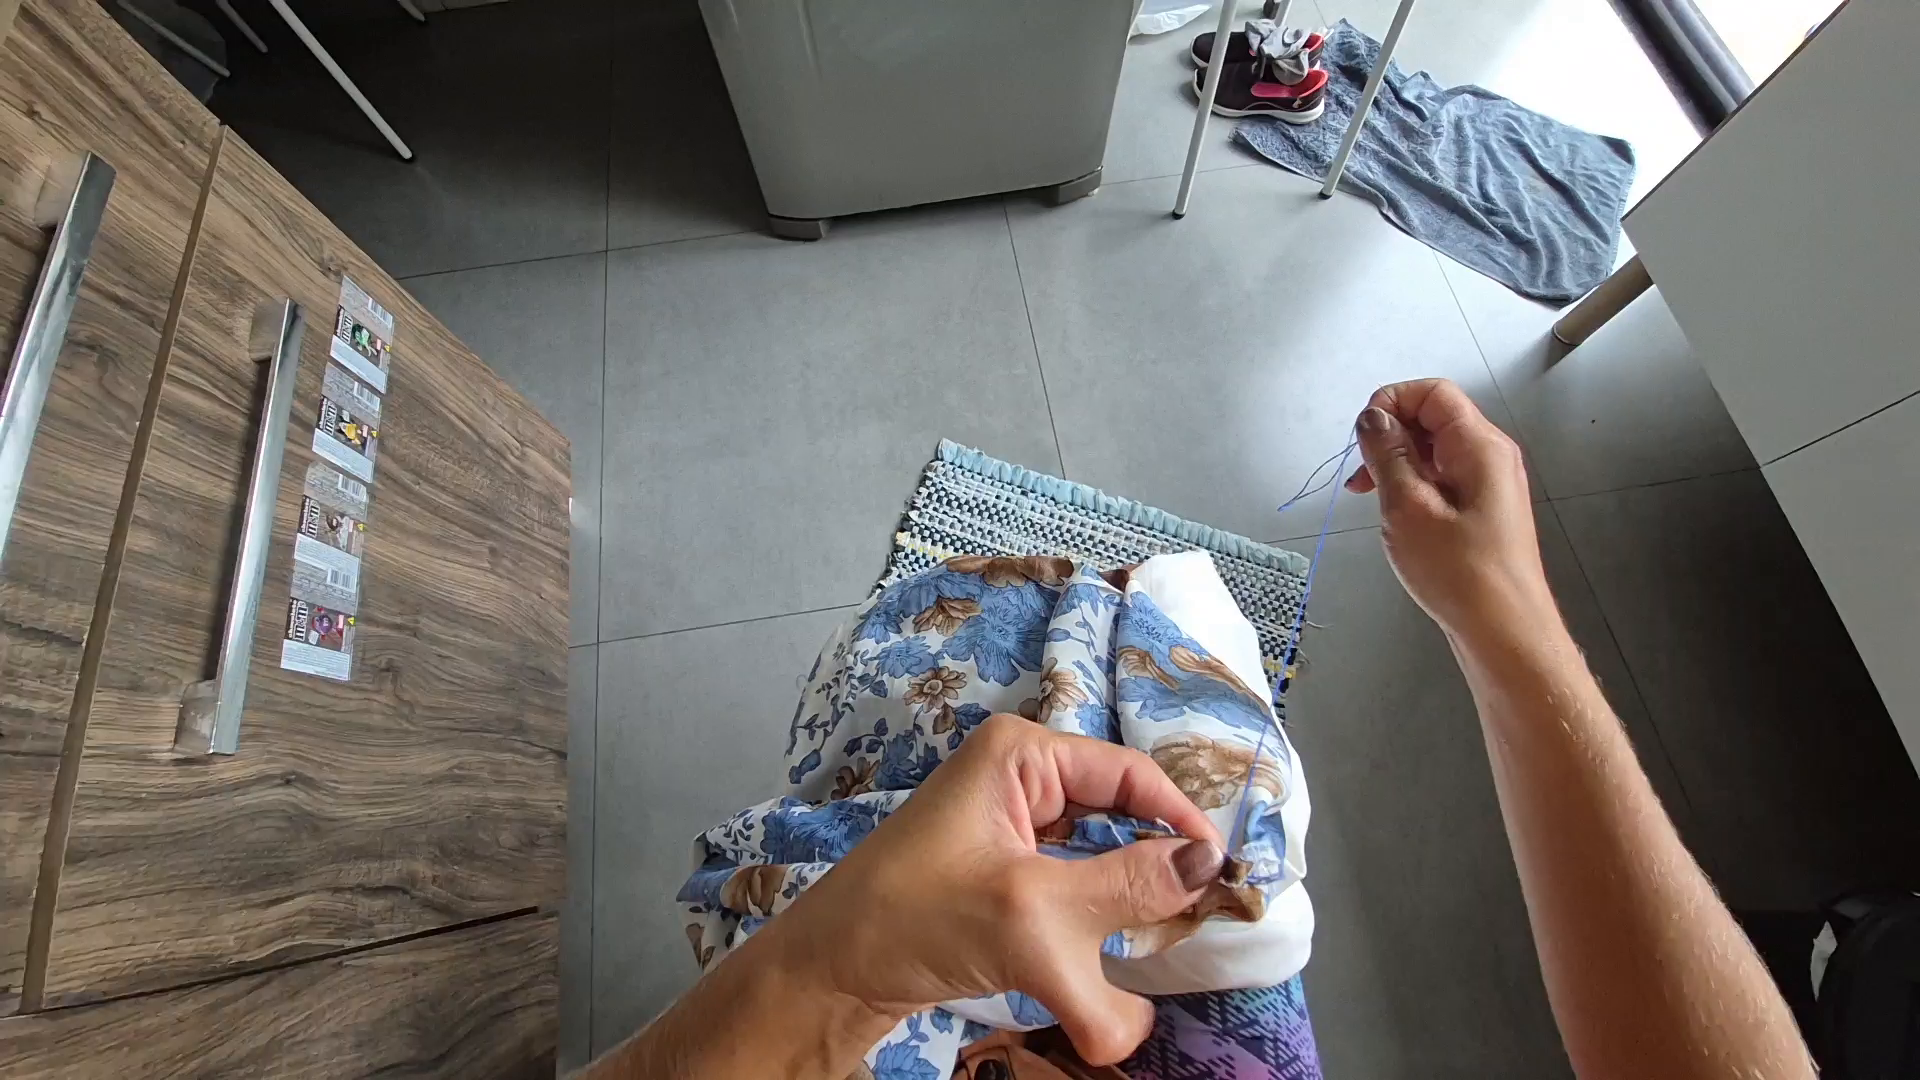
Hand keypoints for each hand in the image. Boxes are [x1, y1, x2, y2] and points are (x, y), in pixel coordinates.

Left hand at [755, 714, 1226, 1065]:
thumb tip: (1205, 867)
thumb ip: (1124, 887)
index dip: (1179, 817)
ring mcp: (1009, 826)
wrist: (830, 972)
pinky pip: (1069, 889)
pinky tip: (1097, 977)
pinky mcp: (1004, 872)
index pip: (1125, 772)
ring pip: (1094, 859)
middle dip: (1148, 871)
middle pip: (1114, 814)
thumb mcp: (1030, 907)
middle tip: (1190, 920)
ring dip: (1116, 913)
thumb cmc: (917, 915)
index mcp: (1021, 754)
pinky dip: (1089, 930)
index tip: (1223, 874)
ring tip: (1142, 953)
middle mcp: (1018, 778)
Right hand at [1343, 379, 1556, 643]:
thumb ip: (1387, 455)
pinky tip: (1390, 508)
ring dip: (1392, 461)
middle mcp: (1488, 455)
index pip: (1432, 393)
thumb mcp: (1407, 507)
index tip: (1360, 437)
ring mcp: (1485, 480)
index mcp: (1478, 446)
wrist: (1501, 626)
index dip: (1390, 403)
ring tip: (1367, 495)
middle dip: (1387, 435)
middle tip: (1359, 473)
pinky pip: (1437, 474)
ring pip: (1430, 447)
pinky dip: (1407, 481)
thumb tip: (1371, 417)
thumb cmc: (1457, 570)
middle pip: (1431, 416)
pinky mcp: (1477, 504)